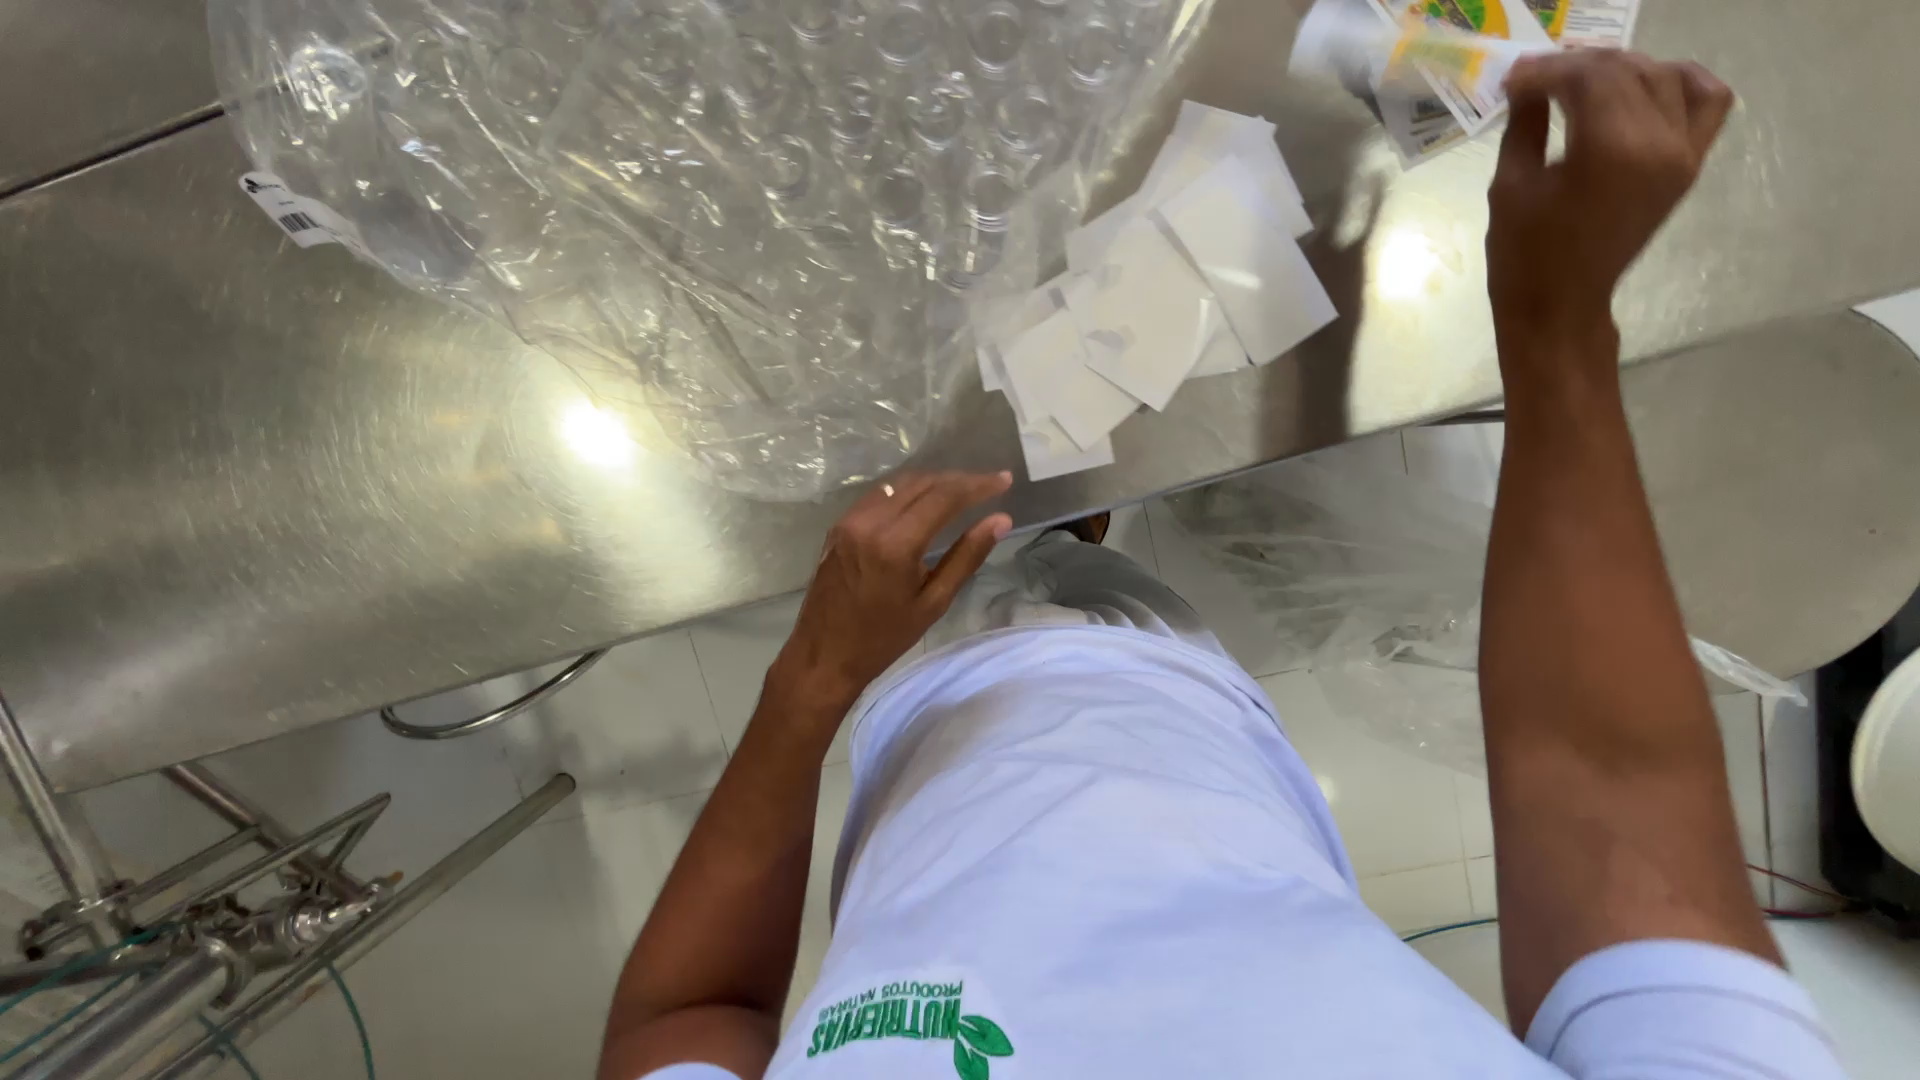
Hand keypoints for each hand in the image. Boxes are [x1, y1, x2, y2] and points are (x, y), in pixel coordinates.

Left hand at [766, 471, 1013, 713]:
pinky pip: (879, 496)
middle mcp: (870, 522)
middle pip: (922, 484)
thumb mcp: (933, 603)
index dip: (977, 485)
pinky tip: (923, 502)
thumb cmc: (884, 638)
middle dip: (958, 481)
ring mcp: (849, 521)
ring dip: (933, 483)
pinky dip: (906, 492)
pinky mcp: (839, 526)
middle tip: (988, 485)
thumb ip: (966, 557)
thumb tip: (1000, 520)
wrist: (824, 654)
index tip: (1004, 480)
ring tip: (961, 491)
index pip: (944, 497)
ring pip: (899, 484)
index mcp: (895, 544)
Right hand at [1488, 50, 1734, 358]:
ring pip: (1665, 76)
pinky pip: (1707, 100)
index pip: (1587, 79)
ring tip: (1582, 79)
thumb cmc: (1522, 256)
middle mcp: (1659, 141)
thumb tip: (1528, 86)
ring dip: (1622, 69)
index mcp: (1609, 150)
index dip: (1547, 70)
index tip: (1514, 77)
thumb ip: (1526, 126)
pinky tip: (1646, 84)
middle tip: (1538, 74)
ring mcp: (1683, 151)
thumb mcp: (1510, 188)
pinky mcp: (1690, 162)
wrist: (1560, 304)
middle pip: (1627, 72)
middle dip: (1579, 65)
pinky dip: (1680, 81)